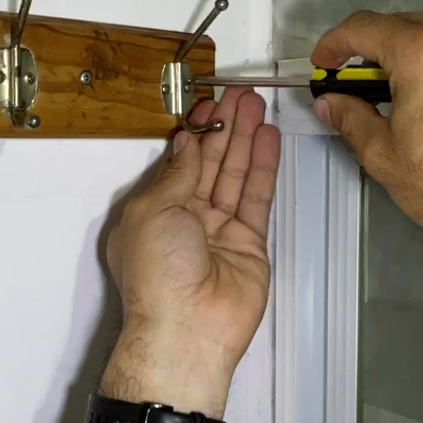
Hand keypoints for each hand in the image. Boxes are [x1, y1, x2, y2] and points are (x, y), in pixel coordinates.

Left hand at [102, 88, 280, 417]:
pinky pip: (256, 198)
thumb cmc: (158, 271)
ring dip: (246, 139)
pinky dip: (263, 168)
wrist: (188, 328)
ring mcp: (219, 230)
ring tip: (257, 106)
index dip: (196, 132)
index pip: (179, 161)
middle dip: (225, 128)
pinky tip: (268, 139)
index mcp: (154, 210)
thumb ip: (177, 173)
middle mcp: (186, 217)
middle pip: (210, 163)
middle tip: (240, 94)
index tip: (210, 104)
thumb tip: (187, 143)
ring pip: (235, 175)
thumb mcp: (153, 210)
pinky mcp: (249, 242)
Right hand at [312, 12, 422, 263]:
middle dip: (376, 49)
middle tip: (359, 84)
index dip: (334, 44)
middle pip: (407, 25)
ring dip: (418, 54)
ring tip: (405, 94)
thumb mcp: (385, 156)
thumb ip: (352, 119)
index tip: (324, 63)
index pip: (365, 28)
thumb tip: (332, 103)